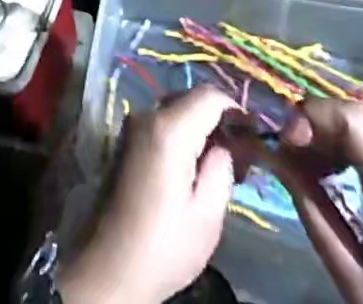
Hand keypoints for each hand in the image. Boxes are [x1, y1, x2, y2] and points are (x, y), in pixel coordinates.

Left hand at [60, 87, 240, 303]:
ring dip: (200, 125)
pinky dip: (181, 132)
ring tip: (219, 164)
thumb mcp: (207, 214)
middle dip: (218, 118)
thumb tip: (230, 143)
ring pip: (176, 108)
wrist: (108, 265)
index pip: (210, 96)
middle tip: (240, 155)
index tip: (254, 138)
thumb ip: (223, 167)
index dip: (237, 111)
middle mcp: (146, 115)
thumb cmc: (163, 246)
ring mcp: (131, 125)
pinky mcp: (125, 139)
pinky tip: (192, 166)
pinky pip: (160, 122)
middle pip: (191, 97)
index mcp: (168, 129)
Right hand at [265, 100, 362, 303]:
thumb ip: (314, 211)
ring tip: (302, 171)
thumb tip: (273, 157)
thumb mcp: (357, 279)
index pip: (353, 118)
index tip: (279, 145)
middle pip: (360, 120)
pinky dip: (351, 155)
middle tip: (282, 157)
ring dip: (330, 141)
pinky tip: (334, 181)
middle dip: (313, 128)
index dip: (308, 117)